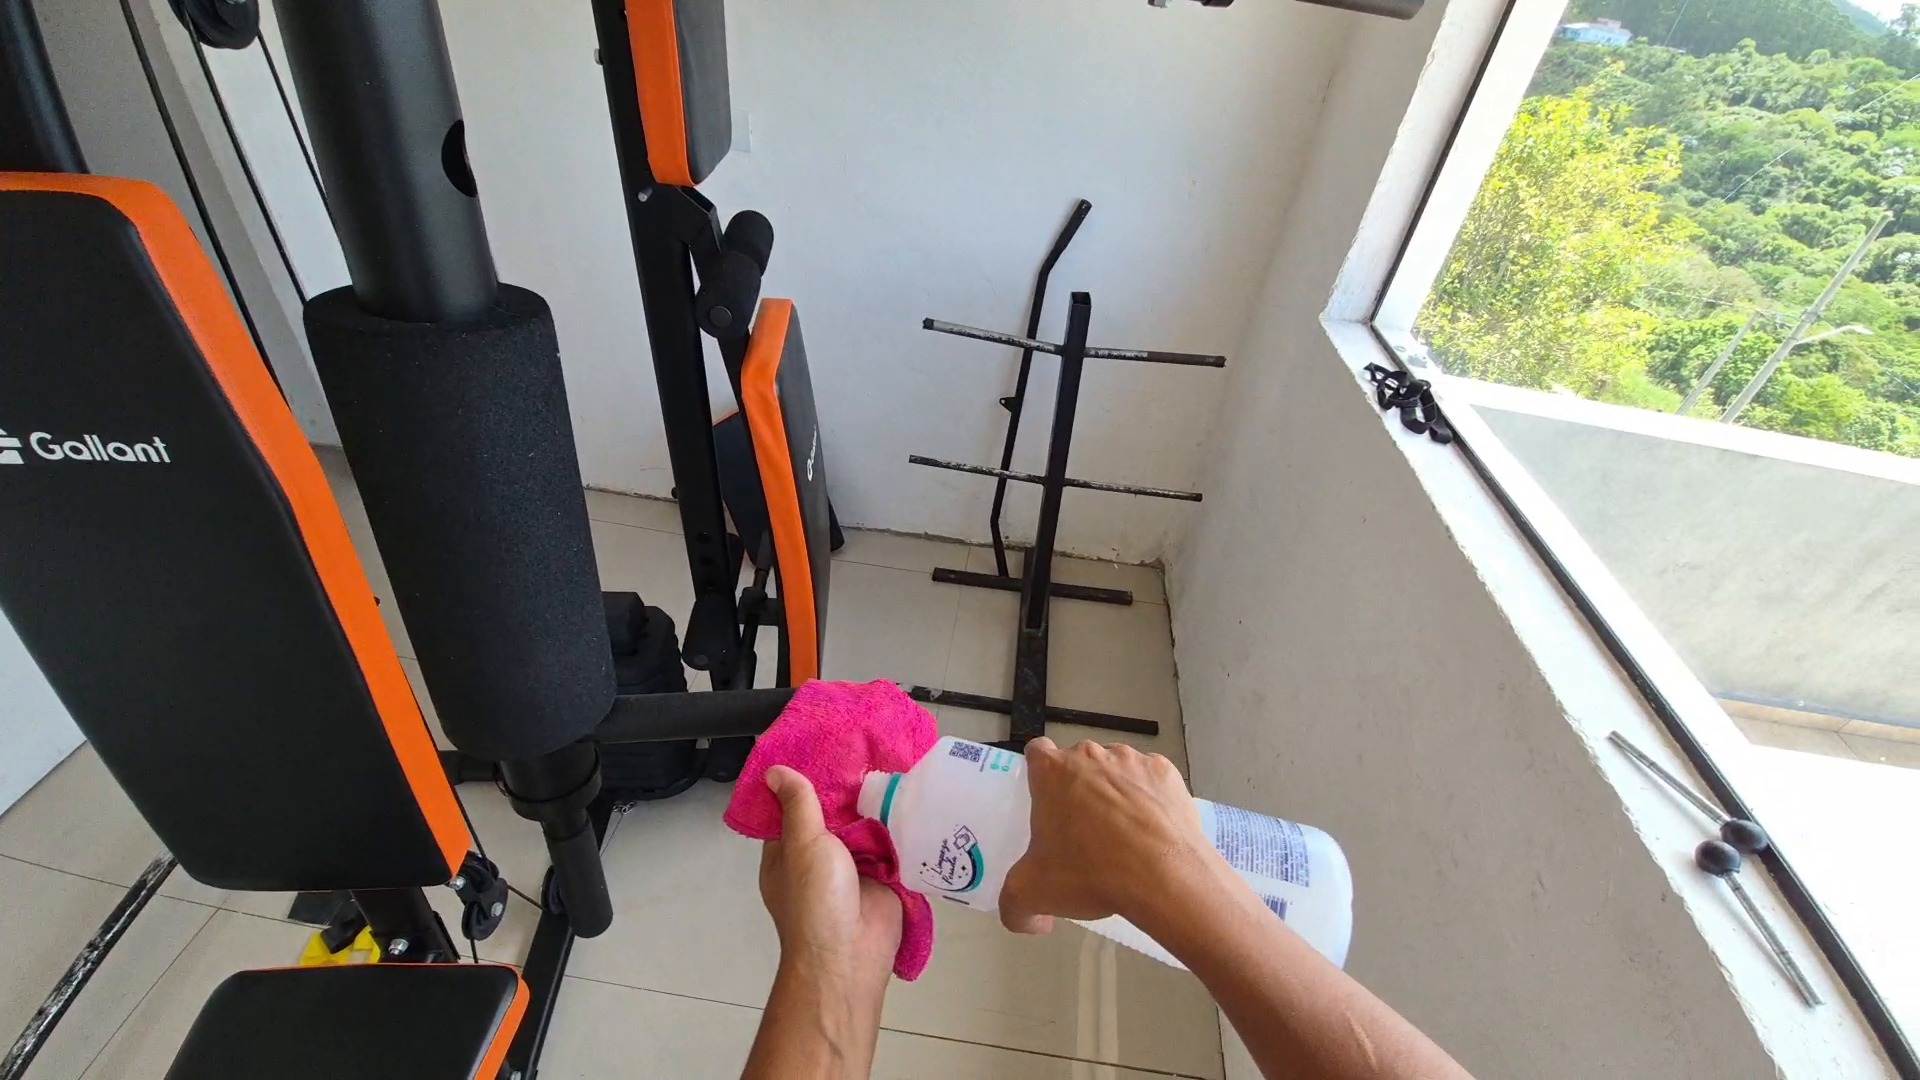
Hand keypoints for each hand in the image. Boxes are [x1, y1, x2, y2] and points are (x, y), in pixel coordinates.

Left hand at [758, 765, 902, 987]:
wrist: (853, 954)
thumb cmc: (816, 900)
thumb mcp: (801, 844)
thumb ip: (797, 805)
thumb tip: (774, 770)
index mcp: (788, 851)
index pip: (793, 806)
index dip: (806, 779)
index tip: (823, 746)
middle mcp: (818, 856)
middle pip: (833, 812)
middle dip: (849, 788)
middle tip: (867, 745)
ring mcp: (852, 865)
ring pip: (864, 824)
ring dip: (876, 803)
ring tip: (893, 758)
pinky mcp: (883, 873)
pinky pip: (889, 841)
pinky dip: (898, 823)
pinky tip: (911, 791)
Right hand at [999, 738, 1219, 934]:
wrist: (1165, 877)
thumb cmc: (1090, 874)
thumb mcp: (1032, 895)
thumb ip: (1014, 908)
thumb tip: (1031, 922)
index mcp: (1052, 771)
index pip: (1036, 752)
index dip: (1040, 774)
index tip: (1047, 801)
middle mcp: (1089, 754)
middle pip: (1078, 763)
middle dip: (1079, 788)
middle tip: (1083, 830)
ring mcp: (1131, 758)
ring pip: (1115, 769)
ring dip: (1115, 791)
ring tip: (1124, 835)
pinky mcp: (1165, 771)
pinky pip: (1150, 780)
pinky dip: (1149, 797)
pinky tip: (1153, 830)